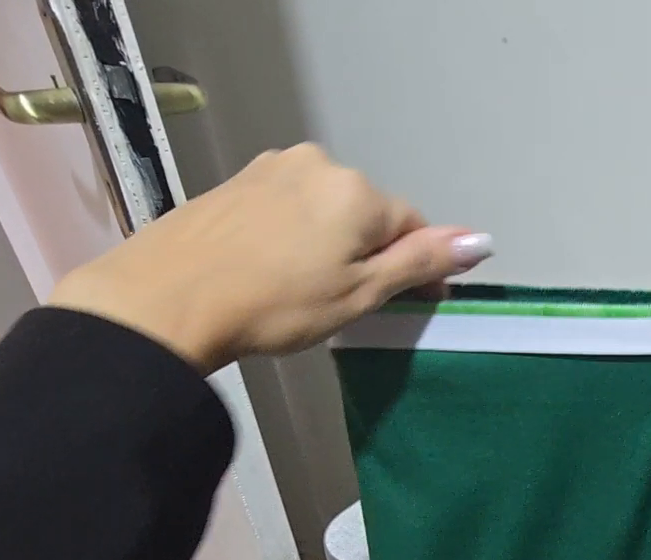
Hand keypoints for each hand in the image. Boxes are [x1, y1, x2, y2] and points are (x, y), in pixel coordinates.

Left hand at [49, 144, 492, 373]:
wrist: (169, 298)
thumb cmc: (278, 303)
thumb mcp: (362, 291)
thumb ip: (421, 262)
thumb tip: (481, 240)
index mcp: (357, 191)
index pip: (413, 226)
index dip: (417, 268)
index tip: (407, 304)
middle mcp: (318, 164)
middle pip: (370, 214)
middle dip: (373, 251)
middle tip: (351, 300)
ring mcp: (273, 168)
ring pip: (330, 210)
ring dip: (336, 243)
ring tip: (311, 287)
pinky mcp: (239, 182)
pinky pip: (293, 207)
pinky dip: (300, 235)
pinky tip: (279, 268)